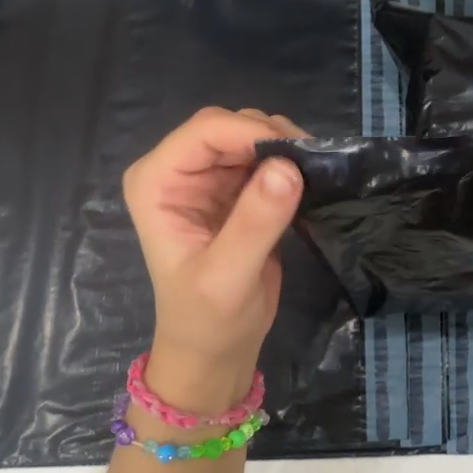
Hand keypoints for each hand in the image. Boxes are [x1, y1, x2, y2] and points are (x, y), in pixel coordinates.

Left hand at [122, 107, 306, 412]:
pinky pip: (266, 156)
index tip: (298, 156)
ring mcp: (208, 178)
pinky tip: (310, 181)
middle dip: (272, 136)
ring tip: (315, 175)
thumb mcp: (229, 276)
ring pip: (251, 134)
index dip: (251, 133)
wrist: (216, 348)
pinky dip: (290, 161)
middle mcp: (178, 170)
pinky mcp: (236, 189)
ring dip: (286, 147)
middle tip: (314, 165)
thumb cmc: (209, 318)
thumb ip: (254, 223)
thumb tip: (288, 167)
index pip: (205, 130)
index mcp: (157, 182)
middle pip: (230, 124)